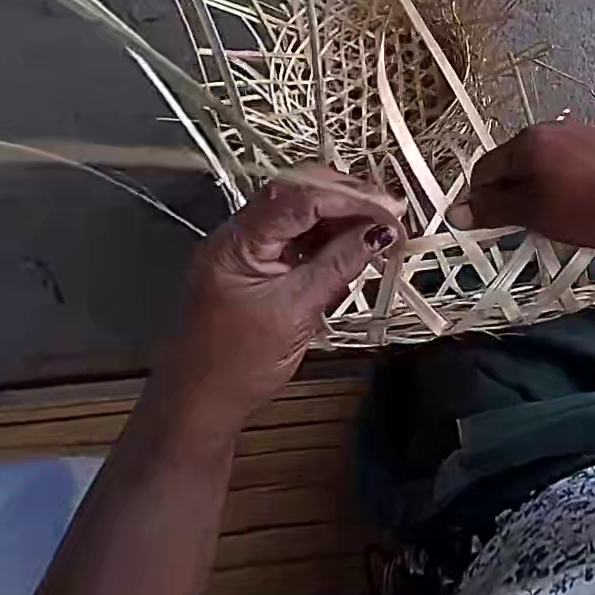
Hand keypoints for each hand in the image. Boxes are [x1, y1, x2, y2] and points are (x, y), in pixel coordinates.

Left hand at [160, 174, 404, 418]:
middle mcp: (241, 232)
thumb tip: (383, 231)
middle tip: (391, 214)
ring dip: (348, 214)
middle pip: (302, 191)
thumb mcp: (298, 309)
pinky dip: (336, 233)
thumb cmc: (241, 362)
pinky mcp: (265, 258)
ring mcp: (252, 244)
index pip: (300, 198)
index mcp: (237, 243)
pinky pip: (305, 231)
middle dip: (351, 197)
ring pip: (307, 207)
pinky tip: (360, 244)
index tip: (390, 212)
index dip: (350, 198)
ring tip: (383, 231)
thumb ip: (340, 262)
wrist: (203, 403)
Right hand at [446, 122, 594, 250]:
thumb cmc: (585, 207)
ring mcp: (577, 135)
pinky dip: (557, 186)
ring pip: (538, 166)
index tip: (486, 227)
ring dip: (533, 193)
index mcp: (527, 139)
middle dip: (508, 195)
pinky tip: (574, 207)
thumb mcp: (532, 212)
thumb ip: (491, 210)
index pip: (484, 168)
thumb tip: (454, 212)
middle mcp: (550, 128)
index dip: (479, 199)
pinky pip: (562, 166)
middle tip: (520, 227)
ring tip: (550, 220)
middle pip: (511, 164)